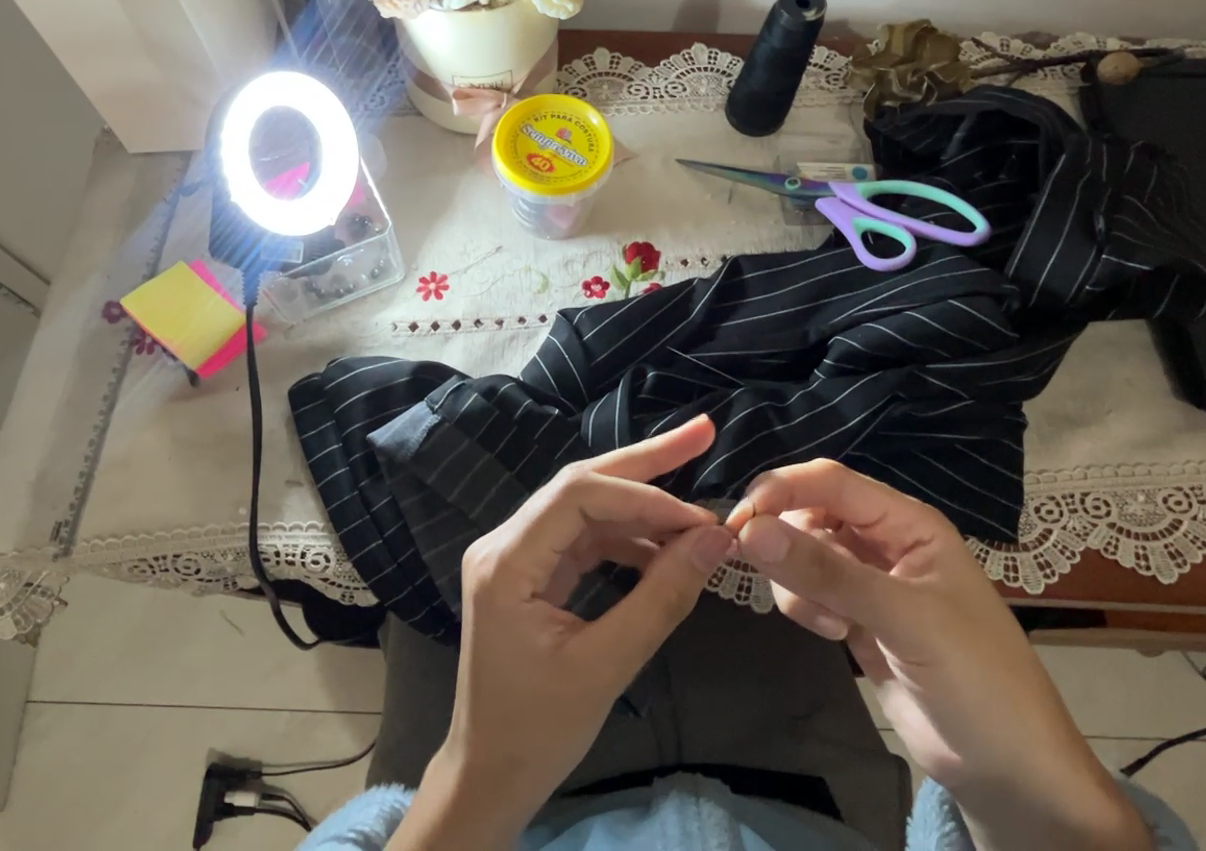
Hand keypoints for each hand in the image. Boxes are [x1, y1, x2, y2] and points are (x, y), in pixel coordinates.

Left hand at [391, 416, 735, 848]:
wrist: (490, 773)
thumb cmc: (537, 729)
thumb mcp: (606, 665)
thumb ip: (661, 597)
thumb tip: (715, 539)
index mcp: (506, 562)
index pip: (578, 496)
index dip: (644, 496)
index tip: (701, 519)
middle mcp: (504, 544)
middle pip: (580, 484)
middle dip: (645, 462)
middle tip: (702, 433)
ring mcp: (515, 556)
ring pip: (584, 508)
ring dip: (641, 506)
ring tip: (698, 512)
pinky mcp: (530, 573)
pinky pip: (583, 539)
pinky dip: (627, 540)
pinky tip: (666, 550)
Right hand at [727, 460, 1148, 850]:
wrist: (1008, 771)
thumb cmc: (978, 681)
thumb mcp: (905, 620)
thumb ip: (827, 572)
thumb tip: (749, 531)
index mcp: (908, 523)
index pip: (830, 482)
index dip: (781, 491)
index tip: (739, 523)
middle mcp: (883, 541)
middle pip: (808, 512)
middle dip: (782, 538)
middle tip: (767, 575)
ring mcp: (866, 581)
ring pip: (799, 552)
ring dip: (796, 581)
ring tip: (830, 623)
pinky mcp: (852, 616)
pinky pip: (805, 591)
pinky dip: (804, 607)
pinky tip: (836, 636)